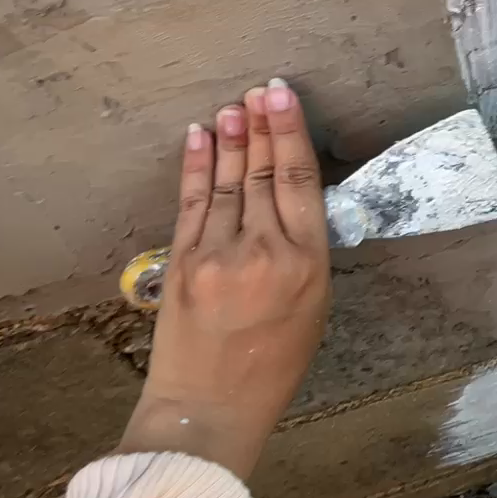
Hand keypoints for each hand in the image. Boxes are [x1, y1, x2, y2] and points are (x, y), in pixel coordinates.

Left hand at [116, 79, 332, 478]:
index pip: (299, 182)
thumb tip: (290, 198)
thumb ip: (304, 248)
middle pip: (264, 174)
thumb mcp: (314, 301)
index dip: (291, 135)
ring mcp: (217, 255)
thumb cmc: (278, 359)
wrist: (212, 408)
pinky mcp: (182, 264)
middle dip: (261, 127)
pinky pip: (191, 205)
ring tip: (234, 105)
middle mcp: (263, 250)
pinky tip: (201, 136)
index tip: (284, 99)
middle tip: (261, 89)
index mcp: (306, 261)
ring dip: (231, 140)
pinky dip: (197, 167)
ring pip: (229, 183)